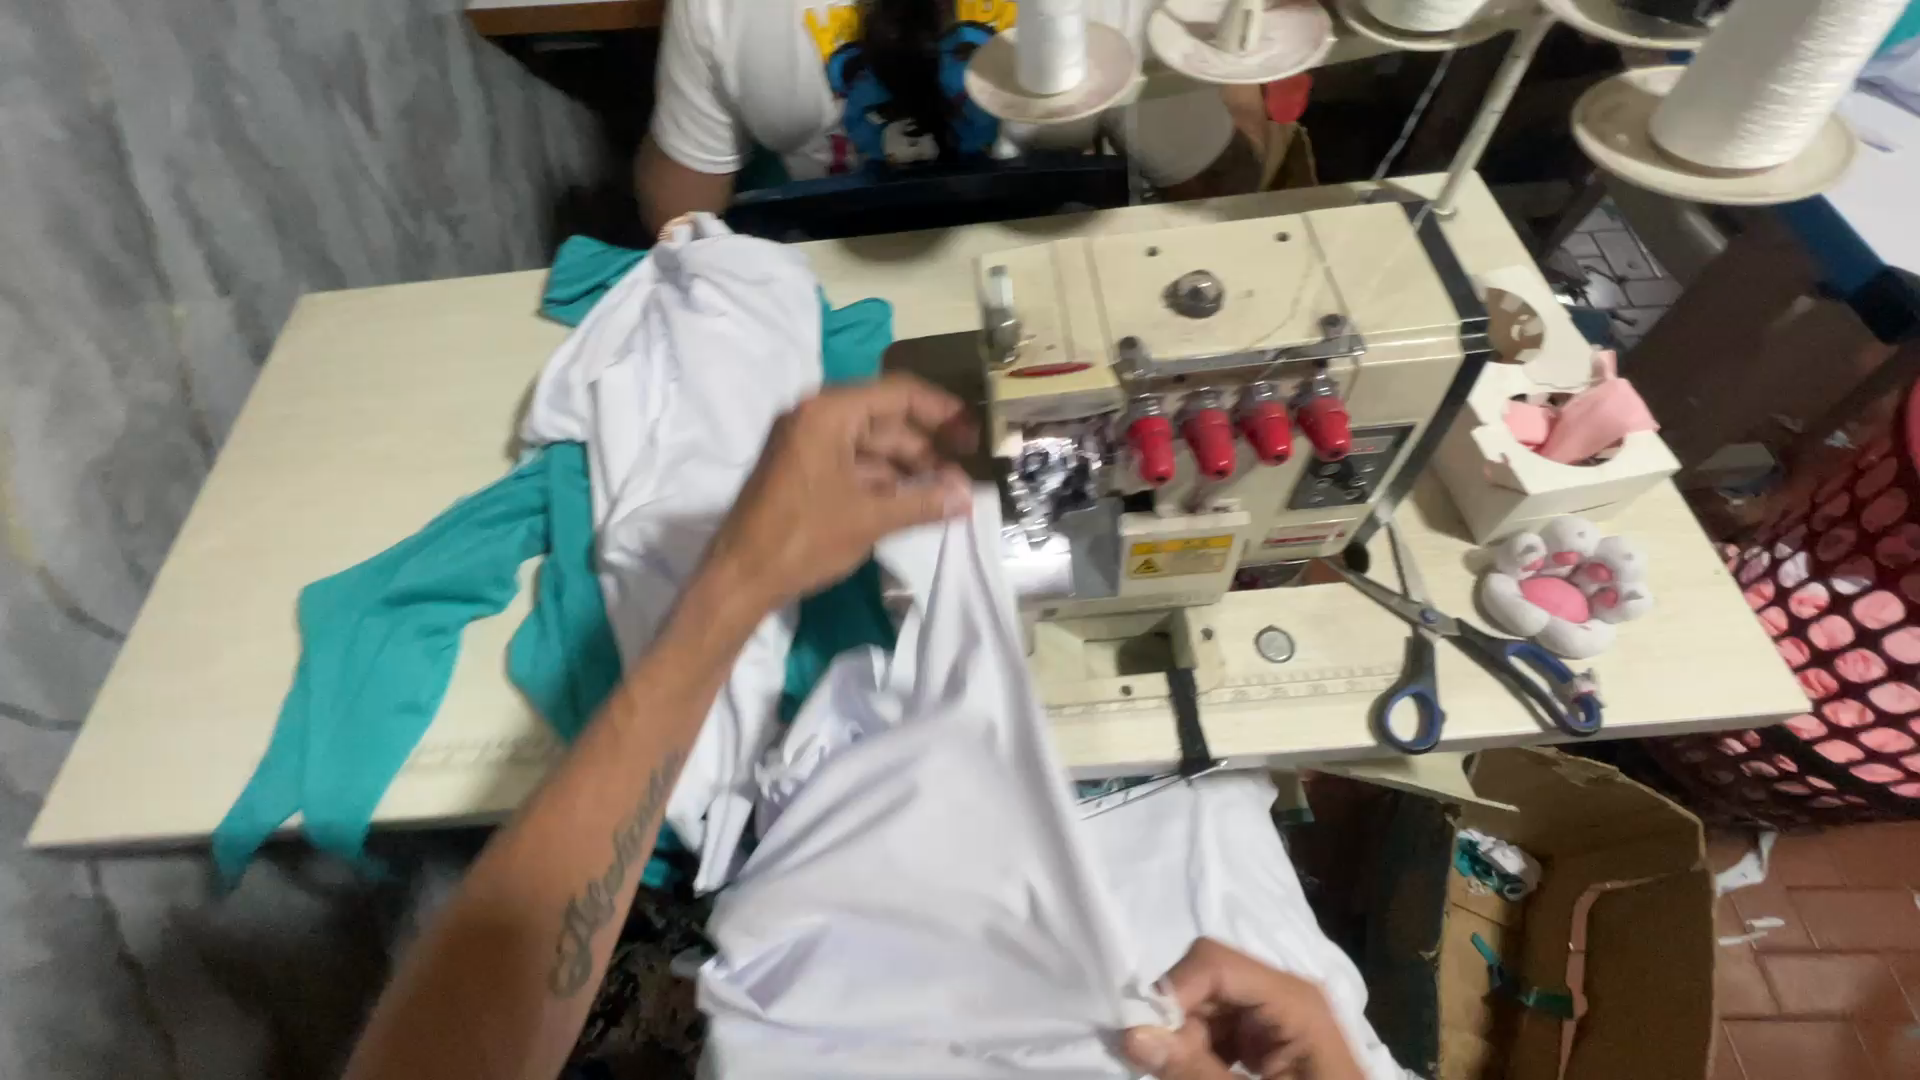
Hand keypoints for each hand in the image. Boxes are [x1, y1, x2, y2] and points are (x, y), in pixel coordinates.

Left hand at [703, 374, 975, 612]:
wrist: (740, 578)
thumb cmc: (803, 539)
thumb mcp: (870, 519)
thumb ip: (923, 503)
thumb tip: (967, 497)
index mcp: (829, 413)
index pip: (898, 394)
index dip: (941, 411)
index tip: (972, 432)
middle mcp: (816, 418)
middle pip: (886, 421)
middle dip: (927, 450)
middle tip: (963, 476)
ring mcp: (808, 445)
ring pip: (872, 447)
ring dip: (909, 470)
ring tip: (946, 496)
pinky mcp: (805, 471)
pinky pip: (854, 466)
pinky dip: (885, 482)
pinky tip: (914, 504)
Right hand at [1123, 939, 1365, 1079]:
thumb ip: (1196, 1071)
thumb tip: (1129, 1035)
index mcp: (1294, 1000)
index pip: (1215, 962)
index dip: (1173, 989)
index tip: (1142, 1034)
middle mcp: (1284, 994)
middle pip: (1207, 979)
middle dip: (1177, 1020)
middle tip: (1164, 1066)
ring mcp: (1276, 1016)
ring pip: (1206, 1005)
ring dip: (1185, 1040)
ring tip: (1184, 1074)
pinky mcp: (1268, 1040)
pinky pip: (1219, 1029)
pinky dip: (1200, 1052)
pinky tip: (1204, 1074)